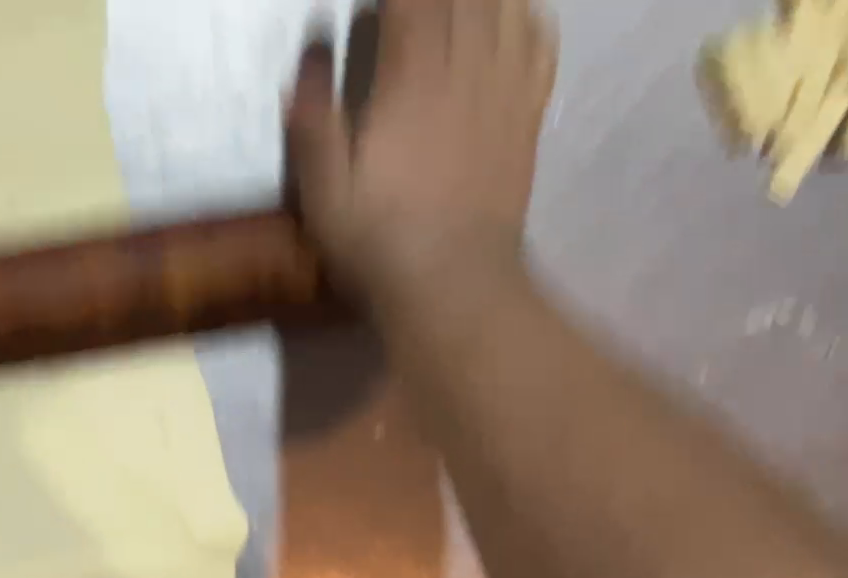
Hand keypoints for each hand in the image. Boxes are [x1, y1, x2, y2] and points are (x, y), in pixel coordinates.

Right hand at [288, 0, 556, 300]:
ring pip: (505, 6)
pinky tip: (510, 13)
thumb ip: (314, 122)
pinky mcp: (524, 115)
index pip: (411, 2)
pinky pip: (537, 42)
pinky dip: (525, 14)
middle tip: (406, 3)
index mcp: (410, 83)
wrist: (450, 279)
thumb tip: (310, 56)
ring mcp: (502, 90)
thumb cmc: (375, 239)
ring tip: (451, 6)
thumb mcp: (322, 191)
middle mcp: (465, 71)